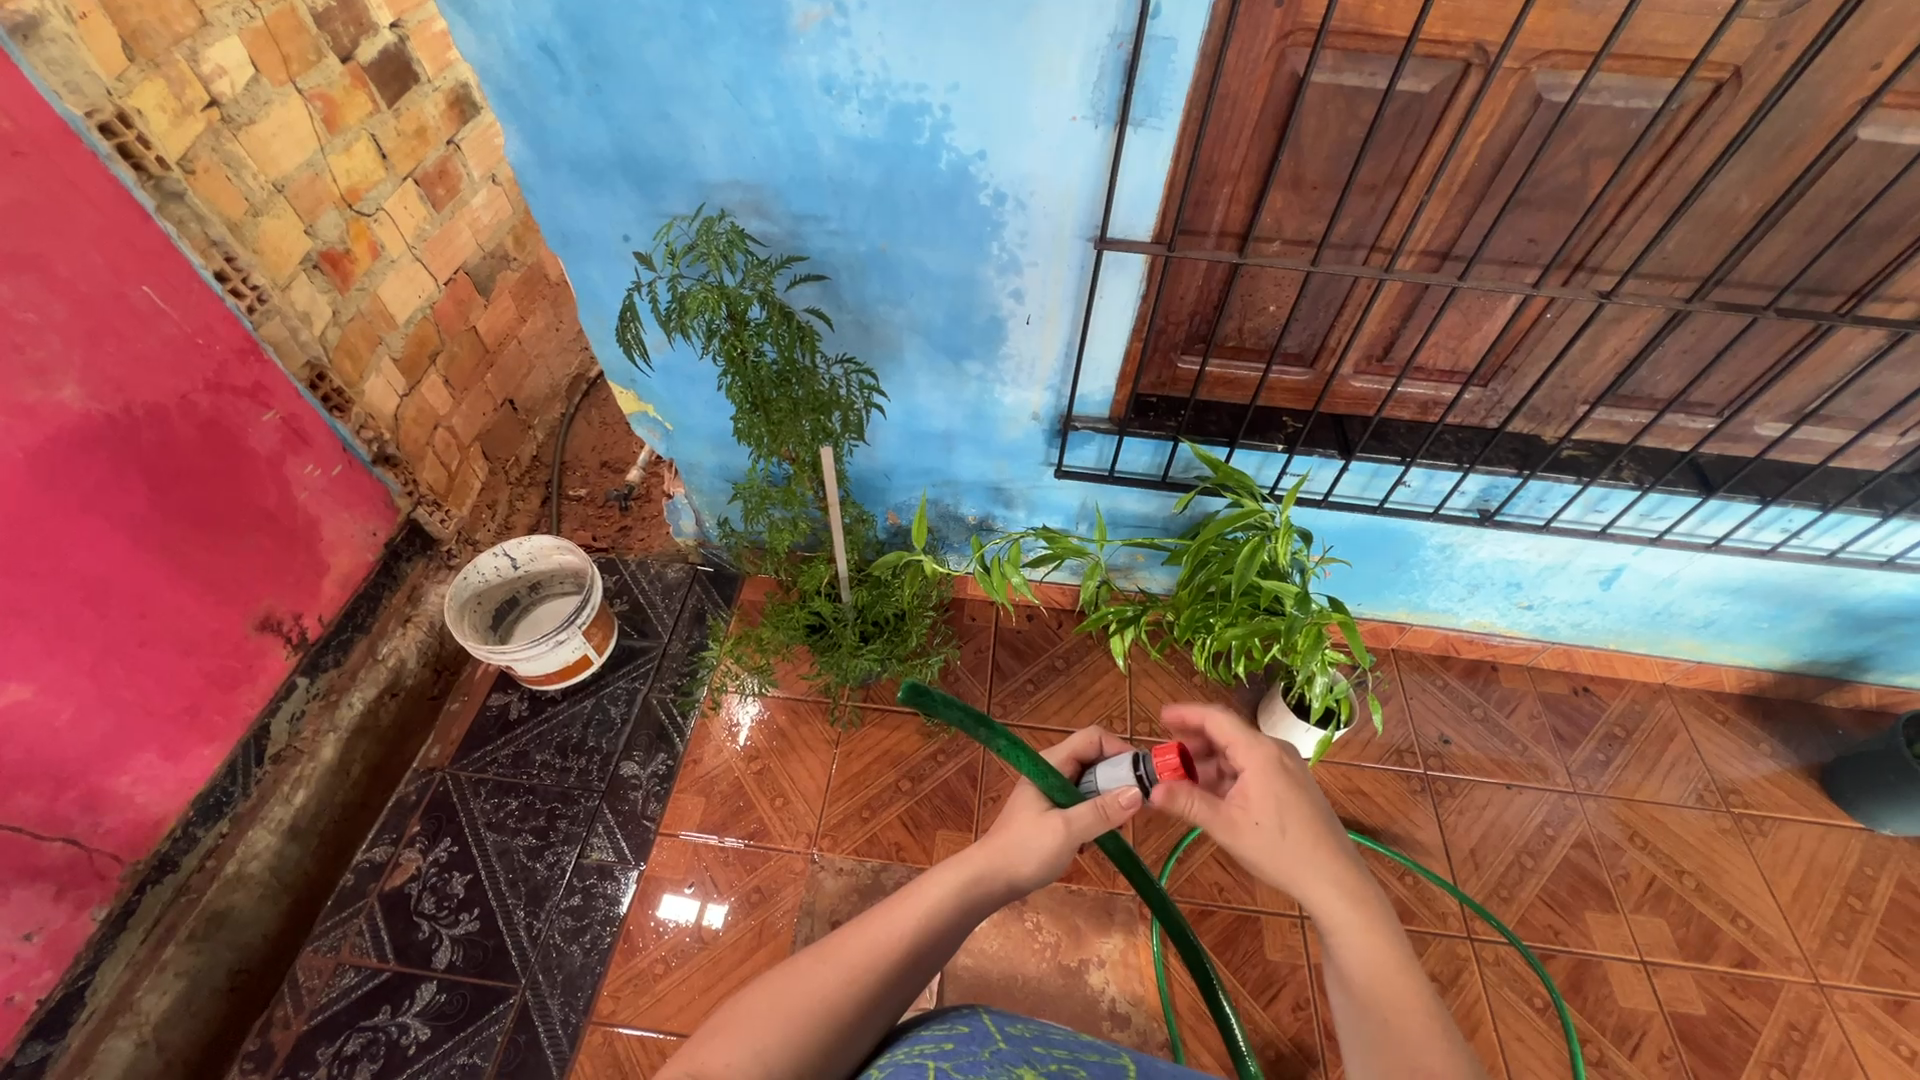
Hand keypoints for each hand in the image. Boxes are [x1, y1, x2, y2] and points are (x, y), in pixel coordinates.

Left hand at [970, 726, 1144, 898]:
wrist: (990, 879)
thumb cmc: (1024, 850)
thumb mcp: (1067, 830)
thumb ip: (1101, 811)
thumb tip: (1137, 793)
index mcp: (1052, 764)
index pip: (1093, 738)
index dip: (1120, 751)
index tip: (1143, 777)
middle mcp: (1054, 770)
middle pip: (1096, 760)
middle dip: (1119, 780)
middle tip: (1136, 808)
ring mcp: (1054, 791)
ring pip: (1093, 784)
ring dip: (1109, 802)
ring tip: (1117, 829)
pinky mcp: (1055, 811)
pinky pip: (1085, 804)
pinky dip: (1097, 817)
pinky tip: (1096, 841)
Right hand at [1148, 704, 1372, 915]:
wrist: (1335, 879)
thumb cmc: (1280, 850)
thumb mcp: (1226, 826)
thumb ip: (1187, 803)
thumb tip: (1151, 791)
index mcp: (1259, 752)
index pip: (1216, 718)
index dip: (1185, 715)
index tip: (1159, 718)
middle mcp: (1274, 750)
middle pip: (1226, 735)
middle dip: (1192, 746)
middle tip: (1165, 761)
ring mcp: (1286, 766)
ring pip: (1238, 754)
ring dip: (1209, 764)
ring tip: (1183, 783)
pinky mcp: (1292, 783)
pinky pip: (1252, 768)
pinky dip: (1227, 776)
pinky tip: (1212, 795)